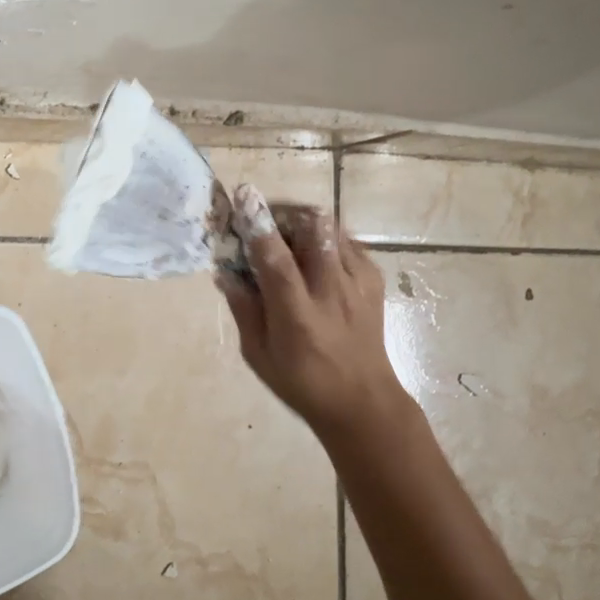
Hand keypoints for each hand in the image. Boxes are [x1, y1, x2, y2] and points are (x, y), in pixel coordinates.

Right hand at [216, 183, 411, 438]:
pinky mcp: (373, 283)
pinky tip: (316, 251)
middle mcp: (331, 292)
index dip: (259, 225)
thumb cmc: (301, 382)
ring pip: (334, 231)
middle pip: (316, 231)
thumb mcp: (258, 354)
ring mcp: (358, 285)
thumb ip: (244, 309)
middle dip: (286, 213)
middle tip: (265, 217)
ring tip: (288, 232)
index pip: (276, 260)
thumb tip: (225, 272)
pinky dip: (329, 237)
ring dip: (306, 223)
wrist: (363, 402)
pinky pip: (350, 243)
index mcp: (297, 315)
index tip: (244, 197)